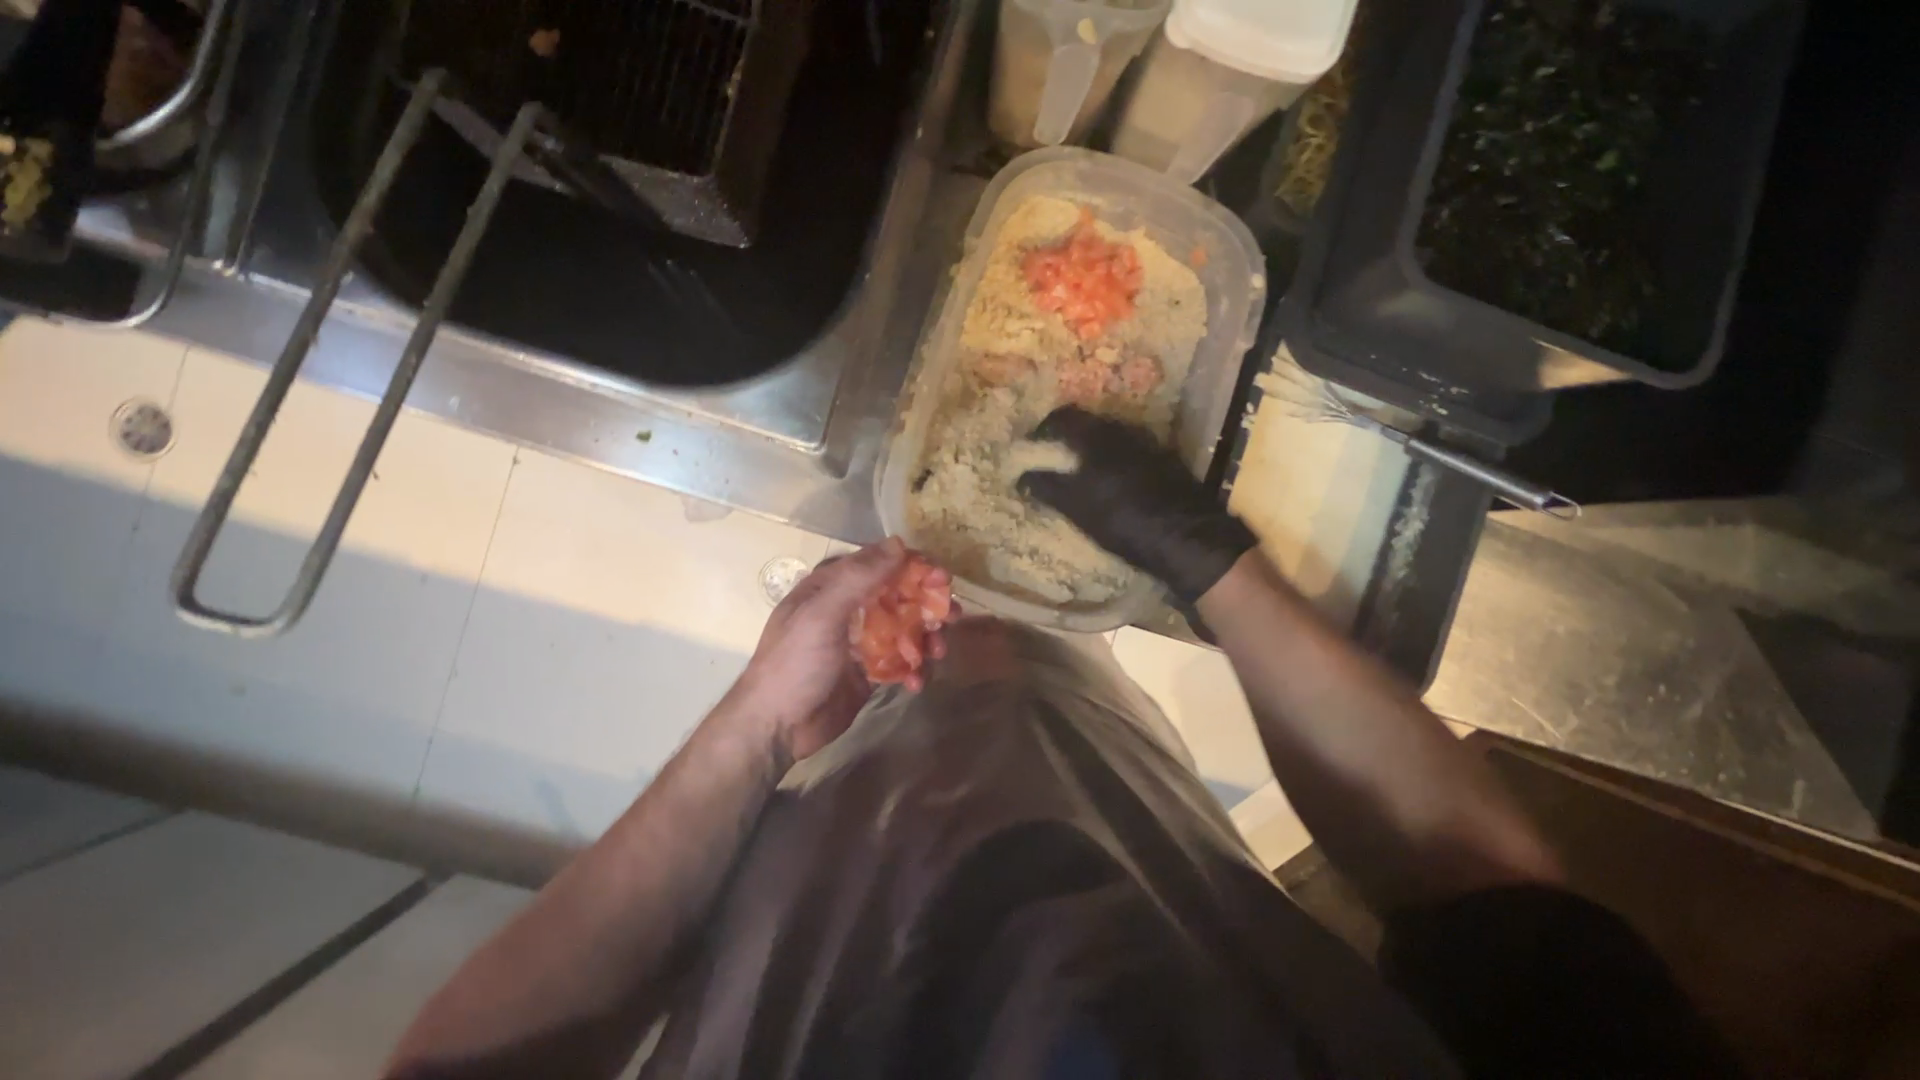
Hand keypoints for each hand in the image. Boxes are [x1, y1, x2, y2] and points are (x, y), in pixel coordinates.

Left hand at [732, 538, 949, 763]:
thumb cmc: (794, 663)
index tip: (942, 578)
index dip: (913, 567)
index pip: (879, 563)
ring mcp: (858, 642)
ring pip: (904, 630)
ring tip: (938, 654)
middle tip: (952, 617)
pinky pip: (900, 663)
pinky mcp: (867, 673)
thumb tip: (899, 543)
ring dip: (926, 639)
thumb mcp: (822, 614)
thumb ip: (859, 577)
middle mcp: (847, 609)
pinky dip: (914, 670)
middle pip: (898, 596)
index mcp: (831, 587)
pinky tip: (918, 683)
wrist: (776, 726)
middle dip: (928, 605)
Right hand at [1017, 406, 1256, 604]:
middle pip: (1088, 424)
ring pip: (1111, 437)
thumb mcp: (1077, 508)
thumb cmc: (1123, 521)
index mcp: (1097, 436)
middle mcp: (1123, 431)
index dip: (1043, 429)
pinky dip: (1113, 461)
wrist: (1188, 540)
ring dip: (1092, 450)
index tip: (1032, 445)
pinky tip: (1111, 484)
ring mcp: (1148, 444)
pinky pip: (1130, 452)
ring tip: (1079, 474)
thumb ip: (1047, 487)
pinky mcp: (1166, 461)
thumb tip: (1021, 476)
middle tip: (1052, 459)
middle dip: (1067, 439)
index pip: (1063, 416)